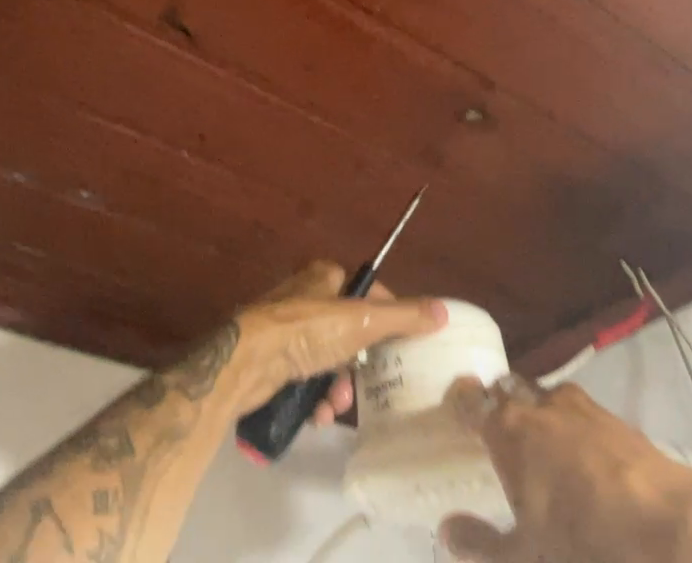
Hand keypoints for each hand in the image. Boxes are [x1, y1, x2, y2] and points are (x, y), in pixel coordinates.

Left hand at [225, 261, 447, 420]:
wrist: (248, 363)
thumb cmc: (308, 330)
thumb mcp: (363, 320)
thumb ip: (404, 316)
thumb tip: (444, 311)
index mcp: (324, 277)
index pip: (368, 292)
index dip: (386, 316)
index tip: (401, 344)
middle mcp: (305, 299)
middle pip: (349, 332)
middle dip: (360, 365)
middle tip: (368, 384)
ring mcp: (286, 331)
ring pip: (328, 360)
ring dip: (339, 387)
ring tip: (336, 405)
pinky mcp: (274, 361)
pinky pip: (307, 379)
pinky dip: (316, 398)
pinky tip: (318, 414)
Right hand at [440, 375, 691, 561]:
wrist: (671, 526)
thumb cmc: (584, 540)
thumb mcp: (524, 555)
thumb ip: (480, 543)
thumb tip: (446, 530)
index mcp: (508, 429)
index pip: (471, 399)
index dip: (460, 401)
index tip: (455, 408)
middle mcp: (541, 406)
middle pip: (509, 389)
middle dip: (500, 402)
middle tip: (496, 428)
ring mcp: (582, 408)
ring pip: (547, 395)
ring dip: (537, 410)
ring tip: (539, 442)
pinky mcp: (617, 420)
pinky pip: (580, 412)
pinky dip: (571, 425)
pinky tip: (580, 456)